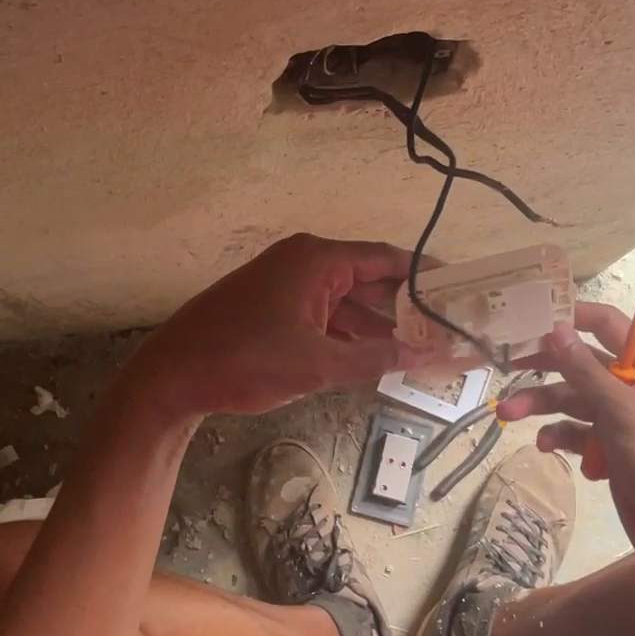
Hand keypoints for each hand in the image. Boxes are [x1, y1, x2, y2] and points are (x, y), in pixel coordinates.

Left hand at [121, 233, 434, 421]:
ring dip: (379, 325)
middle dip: (407, 306)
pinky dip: (349, 334)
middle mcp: (305, 262)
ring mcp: (287, 284)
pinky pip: (324, 314)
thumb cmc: (245, 361)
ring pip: (348, 301)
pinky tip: (376, 356)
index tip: (462, 291)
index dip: (427, 275)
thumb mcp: (319, 364)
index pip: (388, 259)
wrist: (172, 376)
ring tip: (423, 349)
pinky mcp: (274, 306)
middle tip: (449, 327)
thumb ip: (378, 357)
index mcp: (318, 259)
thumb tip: (430, 355)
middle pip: (371, 279)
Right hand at [497, 302, 634, 592]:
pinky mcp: (615, 454)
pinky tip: (547, 448)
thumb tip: (555, 328)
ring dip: (543, 407)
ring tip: (508, 416)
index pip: (607, 324)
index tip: (526, 319)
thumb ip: (586, 371)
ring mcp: (625, 423)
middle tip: (505, 367)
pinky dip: (562, 438)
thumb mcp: (624, 415)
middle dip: (544, 367)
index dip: (569, 317)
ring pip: (575, 401)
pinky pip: (580, 435)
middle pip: (582, 364)